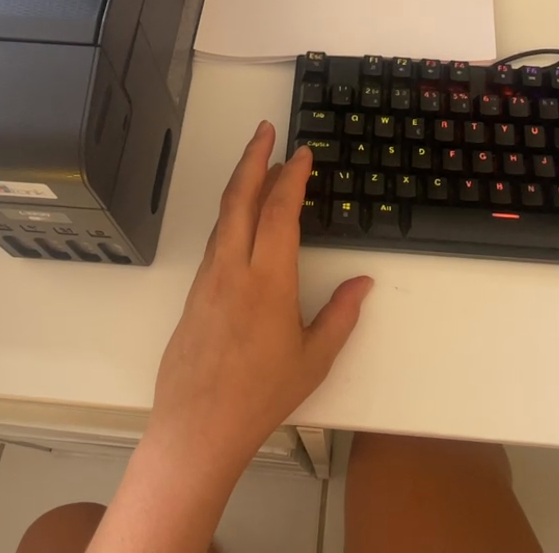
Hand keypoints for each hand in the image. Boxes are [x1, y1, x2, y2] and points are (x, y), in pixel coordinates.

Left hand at [89, 122, 373, 552]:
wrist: (197, 428)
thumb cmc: (261, 396)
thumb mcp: (314, 358)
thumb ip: (341, 314)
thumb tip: (363, 282)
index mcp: (267, 280)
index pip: (279, 212)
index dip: (291, 176)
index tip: (302, 153)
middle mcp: (233, 268)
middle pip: (240, 198)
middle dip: (254, 157)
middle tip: (266, 129)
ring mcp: (209, 277)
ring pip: (224, 215)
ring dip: (241, 182)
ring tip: (259, 163)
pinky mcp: (195, 291)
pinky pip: (215, 237)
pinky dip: (230, 212)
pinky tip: (242, 215)